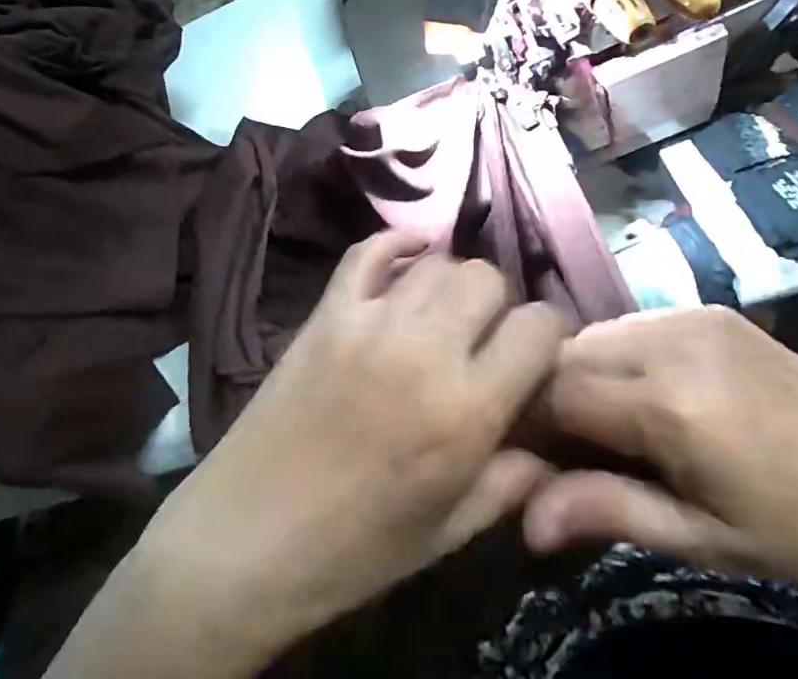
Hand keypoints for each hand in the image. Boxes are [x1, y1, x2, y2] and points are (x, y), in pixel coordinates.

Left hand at [69, 232, 566, 674]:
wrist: (247, 538)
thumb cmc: (355, 551)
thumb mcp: (450, 531)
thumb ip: (512, 480)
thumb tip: (548, 441)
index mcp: (467, 409)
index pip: (539, 327)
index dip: (549, 335)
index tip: (537, 354)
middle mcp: (425, 350)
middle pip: (487, 279)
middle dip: (499, 305)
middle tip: (484, 338)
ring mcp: (368, 322)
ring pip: (436, 262)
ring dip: (451, 284)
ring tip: (442, 316)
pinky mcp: (325, 313)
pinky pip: (368, 252)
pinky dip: (395, 246)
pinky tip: (408, 259)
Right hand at [525, 305, 797, 590]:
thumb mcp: (705, 541)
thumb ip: (609, 512)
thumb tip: (523, 516)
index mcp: (671, 408)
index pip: (555, 394)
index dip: (530, 425)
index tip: (530, 459)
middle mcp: (671, 344)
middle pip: (565, 355)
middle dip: (551, 398)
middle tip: (567, 448)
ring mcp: (690, 316)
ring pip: (592, 335)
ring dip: (581, 375)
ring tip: (607, 424)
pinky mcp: (706, 309)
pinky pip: (629, 327)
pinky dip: (615, 358)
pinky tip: (643, 395)